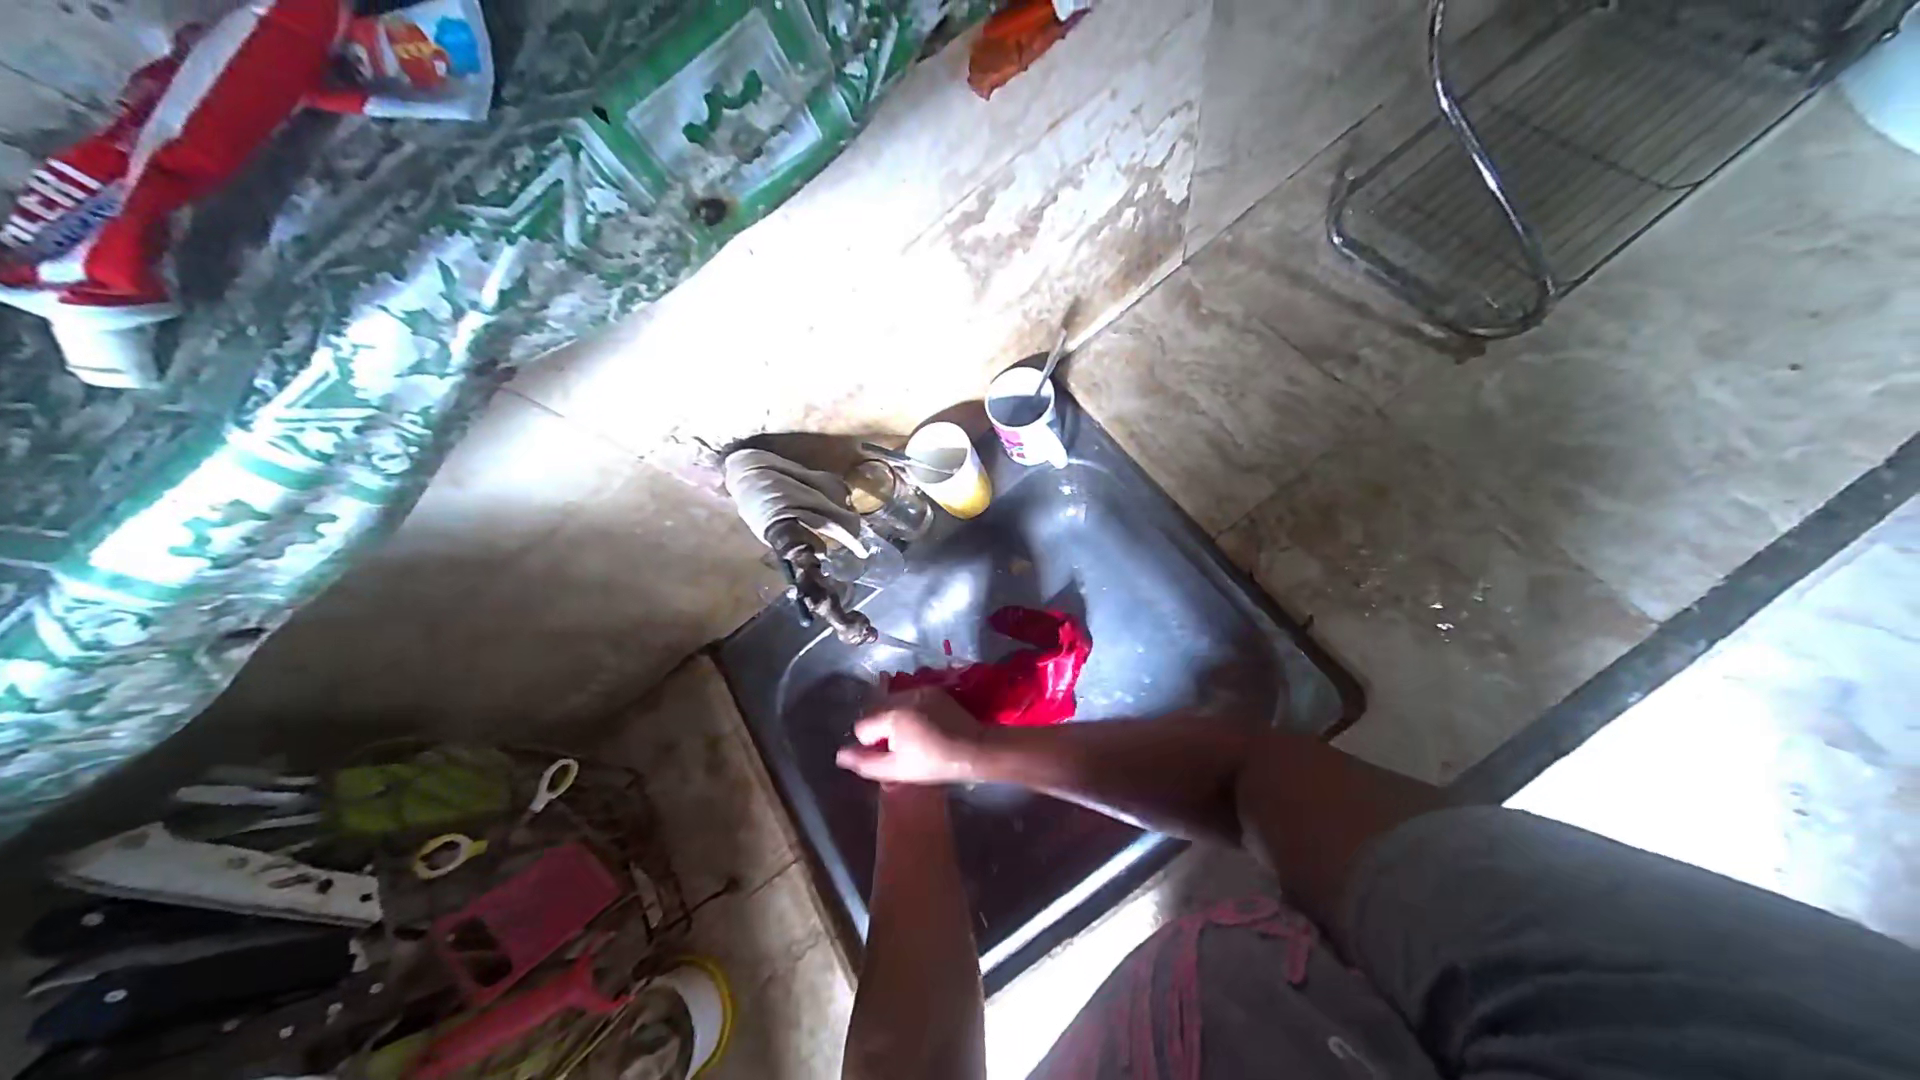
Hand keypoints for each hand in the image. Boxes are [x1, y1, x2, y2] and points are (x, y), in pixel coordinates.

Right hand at [836, 689, 986, 784]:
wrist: (974, 749)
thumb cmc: (934, 764)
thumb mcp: (896, 770)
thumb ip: (865, 762)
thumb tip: (840, 755)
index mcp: (892, 715)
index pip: (862, 726)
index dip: (872, 744)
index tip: (891, 754)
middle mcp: (903, 697)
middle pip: (875, 711)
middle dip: (881, 728)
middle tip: (900, 746)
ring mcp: (920, 690)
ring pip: (891, 703)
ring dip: (894, 717)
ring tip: (913, 736)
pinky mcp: (933, 690)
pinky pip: (909, 698)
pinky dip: (910, 709)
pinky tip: (924, 725)